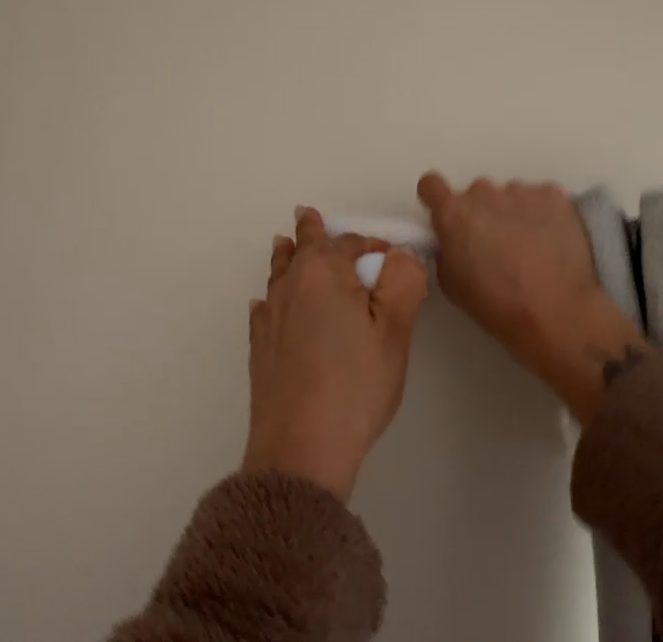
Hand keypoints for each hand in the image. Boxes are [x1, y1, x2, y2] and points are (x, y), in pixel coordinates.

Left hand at [243, 207, 427, 501]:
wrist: (301, 447)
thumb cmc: (355, 385)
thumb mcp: (394, 331)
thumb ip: (402, 283)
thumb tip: (399, 254)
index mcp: (325, 274)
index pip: (350, 243)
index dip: (373, 245)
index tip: (392, 258)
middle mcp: (291, 286)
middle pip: (303, 249)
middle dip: (312, 232)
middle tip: (309, 215)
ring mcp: (270, 318)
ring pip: (279, 274)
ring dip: (287, 256)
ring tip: (285, 242)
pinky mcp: (259, 348)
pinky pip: (265, 307)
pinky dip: (272, 296)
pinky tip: (266, 303)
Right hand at [417, 173, 649, 423]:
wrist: (557, 311)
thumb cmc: (497, 305)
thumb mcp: (452, 285)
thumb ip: (446, 250)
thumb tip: (453, 240)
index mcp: (454, 214)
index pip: (431, 185)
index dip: (436, 198)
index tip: (446, 214)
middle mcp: (485, 193)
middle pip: (477, 194)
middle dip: (482, 212)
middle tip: (496, 243)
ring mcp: (522, 191)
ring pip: (511, 196)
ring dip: (514, 213)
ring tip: (532, 246)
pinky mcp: (555, 196)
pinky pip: (542, 199)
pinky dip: (544, 214)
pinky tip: (554, 241)